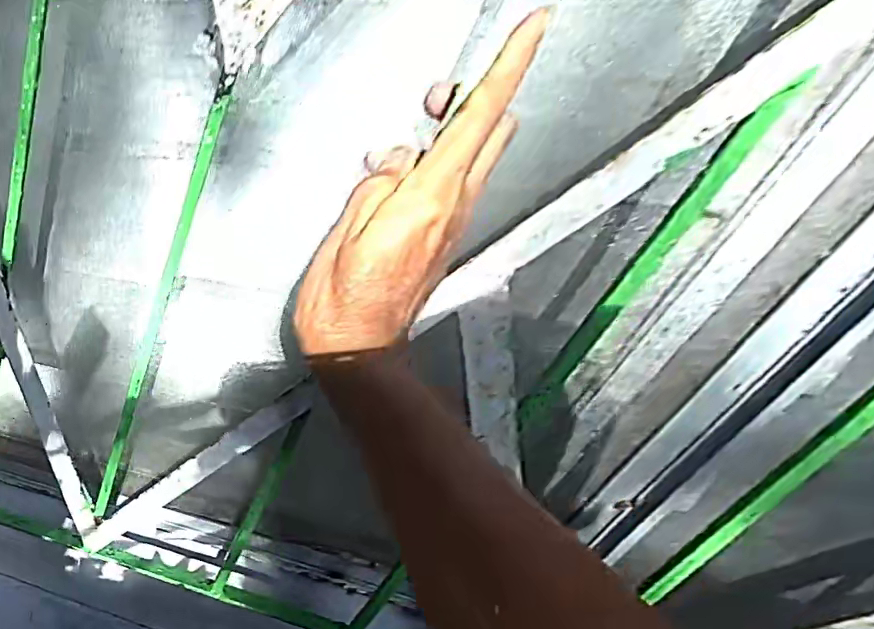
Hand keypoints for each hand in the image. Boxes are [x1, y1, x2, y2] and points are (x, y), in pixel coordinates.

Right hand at [292, 9, 548, 363]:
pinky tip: (400, 184)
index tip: (533, 25)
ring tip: (410, 142)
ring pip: (474, 159)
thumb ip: (372, 190)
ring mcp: (450, 228)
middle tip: (437, 97)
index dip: (508, 65)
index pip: (479, 117)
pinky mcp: (441, 243)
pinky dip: (437, 171)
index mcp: (425, 201)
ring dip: (454, 137)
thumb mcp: (342, 240)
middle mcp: (450, 209)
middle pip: (490, 132)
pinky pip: (453, 190)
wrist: (355, 351)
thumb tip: (392, 163)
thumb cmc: (341, 306)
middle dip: (473, 101)